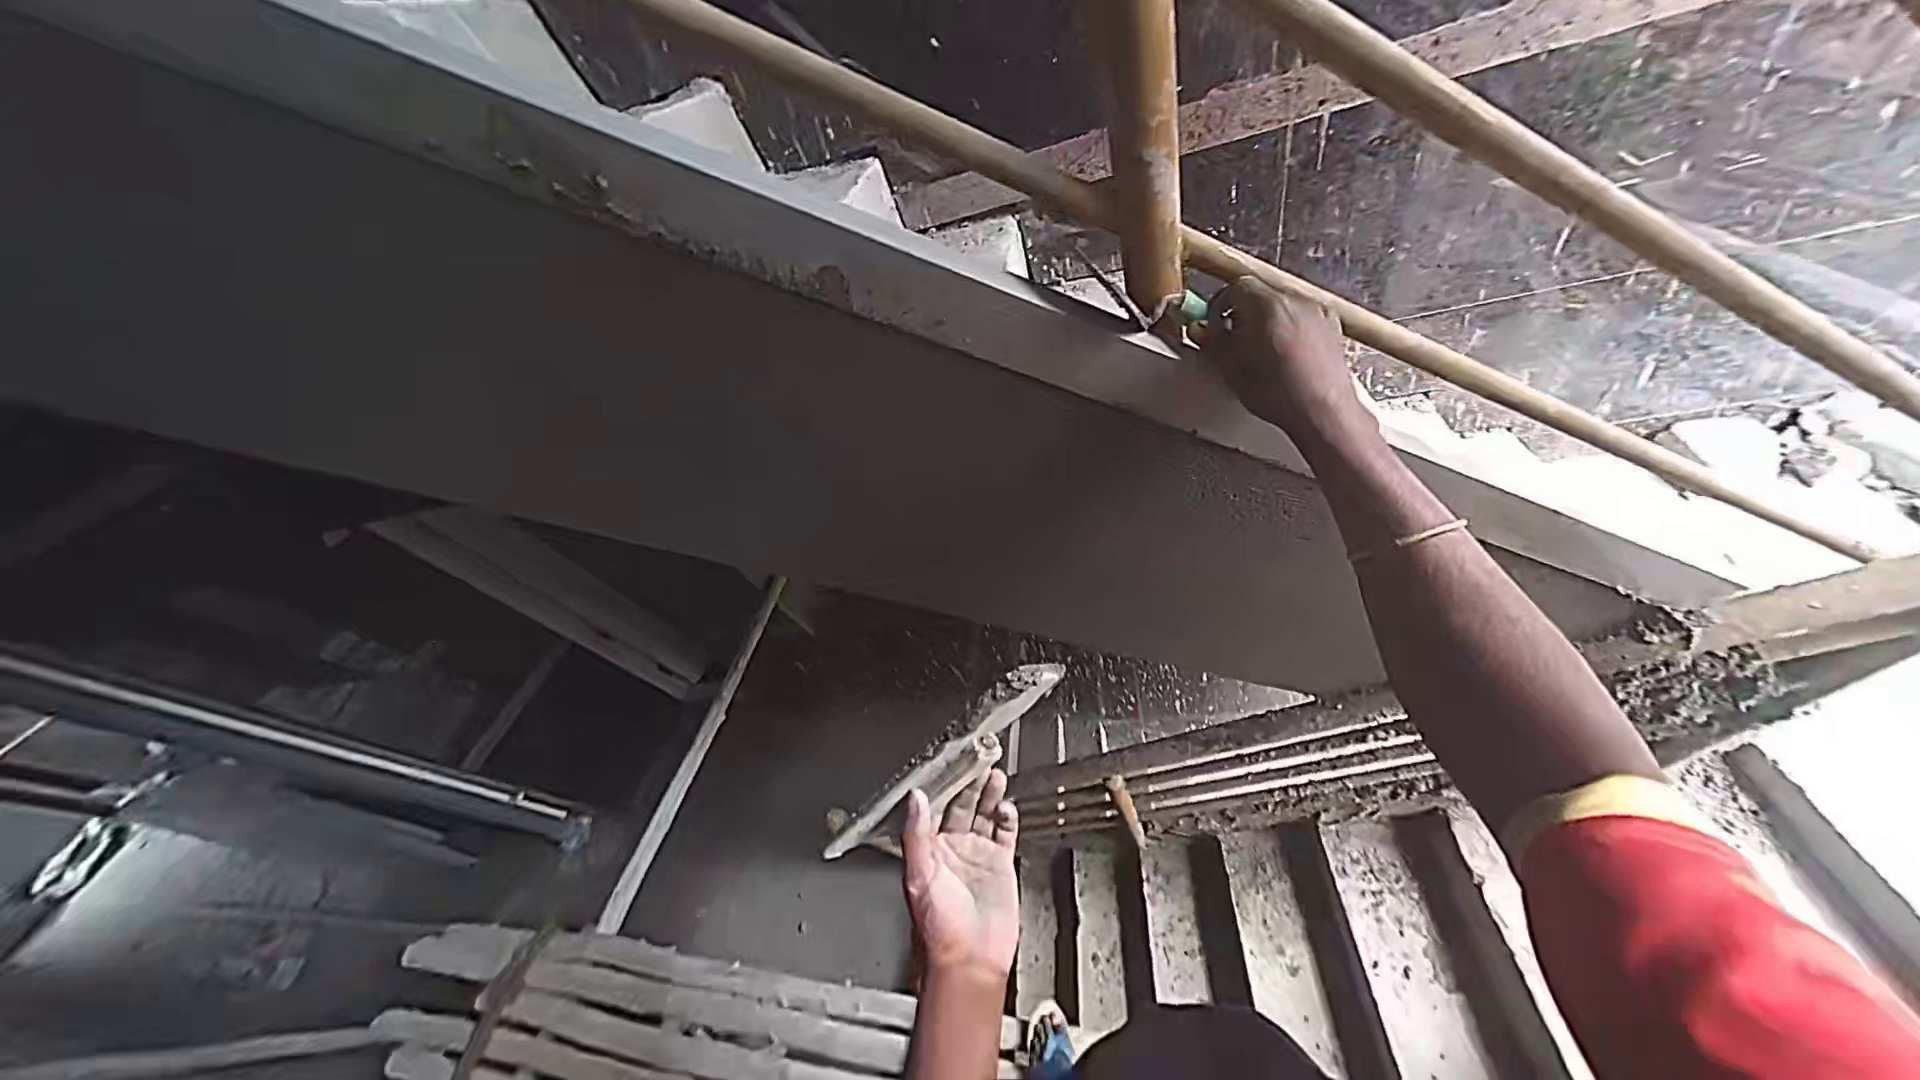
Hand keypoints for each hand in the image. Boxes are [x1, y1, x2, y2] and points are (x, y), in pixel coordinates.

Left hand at [902, 769, 1019, 980]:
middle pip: (963, 804)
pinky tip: (1007, 806)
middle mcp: (953, 847)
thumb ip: (915, 834)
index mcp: (929, 848)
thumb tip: (913, 799)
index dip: (944, 783)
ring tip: (995, 773)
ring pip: (985, 813)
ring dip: (990, 793)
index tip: (951, 761)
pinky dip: (1007, 817)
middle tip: (979, 758)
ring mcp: (977, 854)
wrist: (969, 961)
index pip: (936, 806)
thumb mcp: (919, 875)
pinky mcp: (1000, 864)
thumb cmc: (937, 929)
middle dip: (970, 782)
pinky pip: (1005, 832)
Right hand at [1204, 276, 1375, 450]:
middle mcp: (1295, 301)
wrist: (1320, 411)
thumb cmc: (1279, 392)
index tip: (1213, 324)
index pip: (1237, 287)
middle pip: (1260, 294)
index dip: (1219, 305)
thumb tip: (1201, 330)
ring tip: (1256, 353)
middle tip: (1230, 339)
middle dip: (1242, 314)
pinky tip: (1280, 358)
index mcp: (1267, 305)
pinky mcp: (1331, 327)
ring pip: (1281, 306)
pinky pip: (1300, 318)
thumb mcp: (1231, 368)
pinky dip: (1287, 330)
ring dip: (1265, 322)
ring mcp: (1316, 312)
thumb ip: (1212, 342)